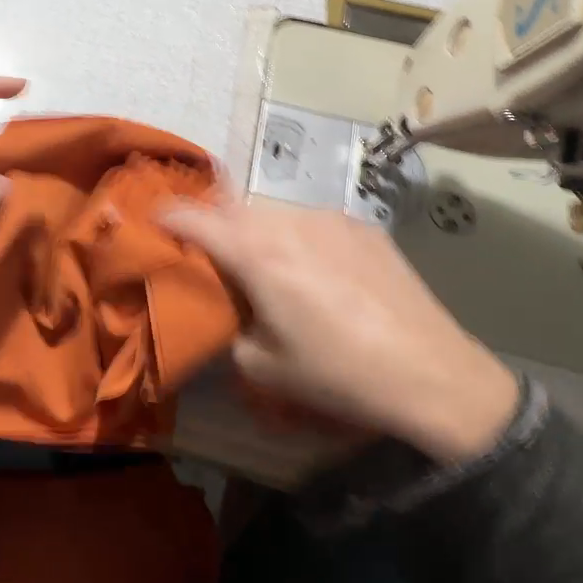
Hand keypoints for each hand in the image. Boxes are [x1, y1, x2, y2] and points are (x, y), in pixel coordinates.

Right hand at [161, 196, 519, 462]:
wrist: (435, 375)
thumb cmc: (337, 373)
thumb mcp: (259, 366)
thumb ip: (224, 325)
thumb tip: (216, 308)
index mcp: (256, 252)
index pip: (190, 215)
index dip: (161, 217)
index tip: (146, 227)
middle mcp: (290, 221)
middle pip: (229, 206)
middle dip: (208, 225)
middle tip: (202, 255)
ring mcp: (332, 218)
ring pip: (270, 210)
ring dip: (252, 229)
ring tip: (257, 264)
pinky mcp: (364, 227)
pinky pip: (310, 220)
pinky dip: (293, 235)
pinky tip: (309, 271)